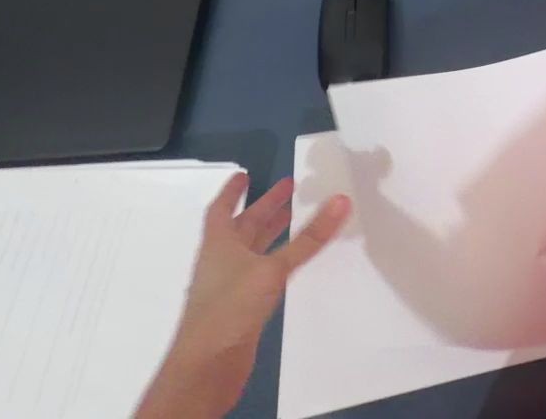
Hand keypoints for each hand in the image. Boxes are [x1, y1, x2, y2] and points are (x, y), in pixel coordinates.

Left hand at [134, 173, 350, 418]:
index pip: (221, 212)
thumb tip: (342, 199)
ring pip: (254, 251)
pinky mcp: (243, 308)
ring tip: (298, 218)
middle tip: (289, 189)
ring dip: (273, 233)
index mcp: (218, 247)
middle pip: (242, 229)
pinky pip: (264, 272)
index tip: (245, 174)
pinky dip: (279, 259)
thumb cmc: (228, 310)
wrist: (204, 371)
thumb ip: (308, 238)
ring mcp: (231, 287)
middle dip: (265, 208)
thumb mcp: (272, 268)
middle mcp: (222, 263)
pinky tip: (294, 261)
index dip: (232, 193)